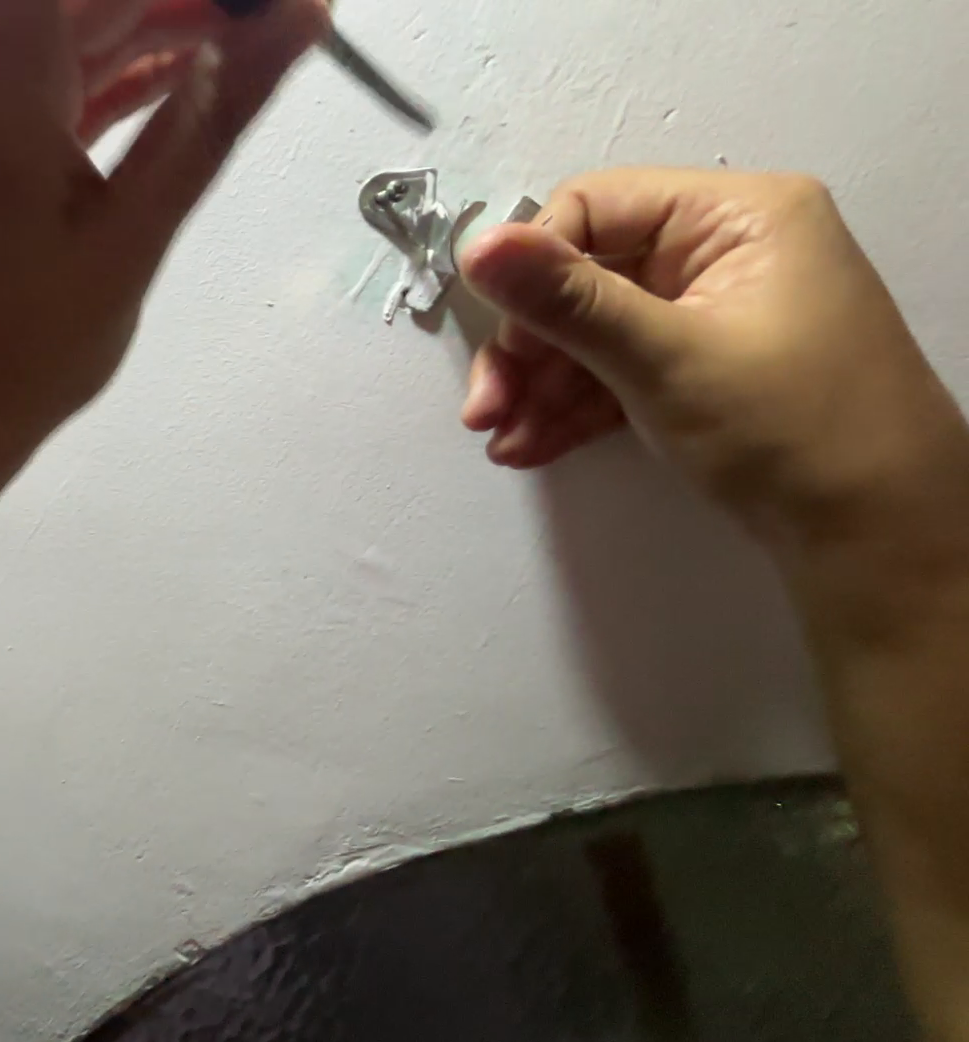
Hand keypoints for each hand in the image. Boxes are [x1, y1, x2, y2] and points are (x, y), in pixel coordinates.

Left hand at [0, 0, 324, 481]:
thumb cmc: (30, 347)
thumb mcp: (134, 232)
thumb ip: (216, 116)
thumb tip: (303, 20)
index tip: (262, 1)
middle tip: (285, 16)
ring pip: (82, 16)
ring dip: (173, 18)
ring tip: (265, 38)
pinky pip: (67, 71)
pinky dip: (133, 68)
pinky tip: (203, 71)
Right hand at [458, 168, 968, 550]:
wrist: (868, 528)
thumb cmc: (791, 428)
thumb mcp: (663, 357)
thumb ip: (564, 300)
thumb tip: (476, 246)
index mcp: (731, 218)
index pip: (590, 210)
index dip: (532, 272)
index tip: (505, 344)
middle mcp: (711, 253)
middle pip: (573, 281)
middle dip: (523, 352)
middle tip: (488, 410)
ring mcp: (696, 312)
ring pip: (577, 334)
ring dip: (531, 390)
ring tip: (505, 442)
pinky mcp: (683, 363)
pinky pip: (599, 371)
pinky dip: (559, 409)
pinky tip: (529, 446)